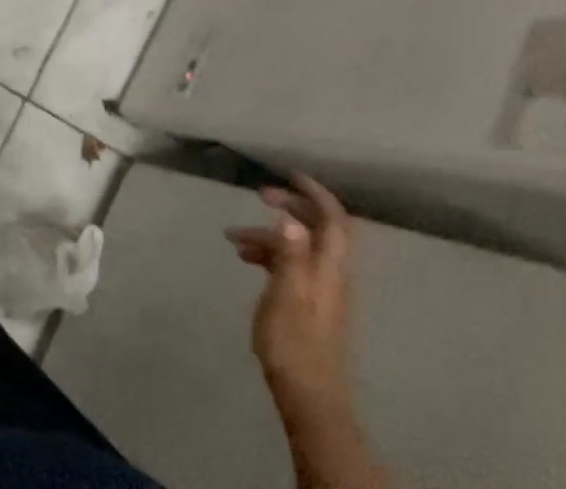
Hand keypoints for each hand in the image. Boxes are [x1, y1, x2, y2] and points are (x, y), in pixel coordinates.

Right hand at [225, 174, 353, 401]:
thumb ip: (289, 256)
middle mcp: (330, 274)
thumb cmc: (293, 342)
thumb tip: (288, 220)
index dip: (316, 194)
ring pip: (299, 248)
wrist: (307, 391)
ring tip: (232, 236)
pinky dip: (269, 254)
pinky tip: (246, 259)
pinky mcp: (307, 303)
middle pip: (318, 229)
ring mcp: (320, 289)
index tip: (290, 174)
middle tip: (260, 195)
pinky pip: (290, 265)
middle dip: (292, 207)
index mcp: (328, 269)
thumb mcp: (285, 295)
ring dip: (271, 234)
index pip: (333, 221)